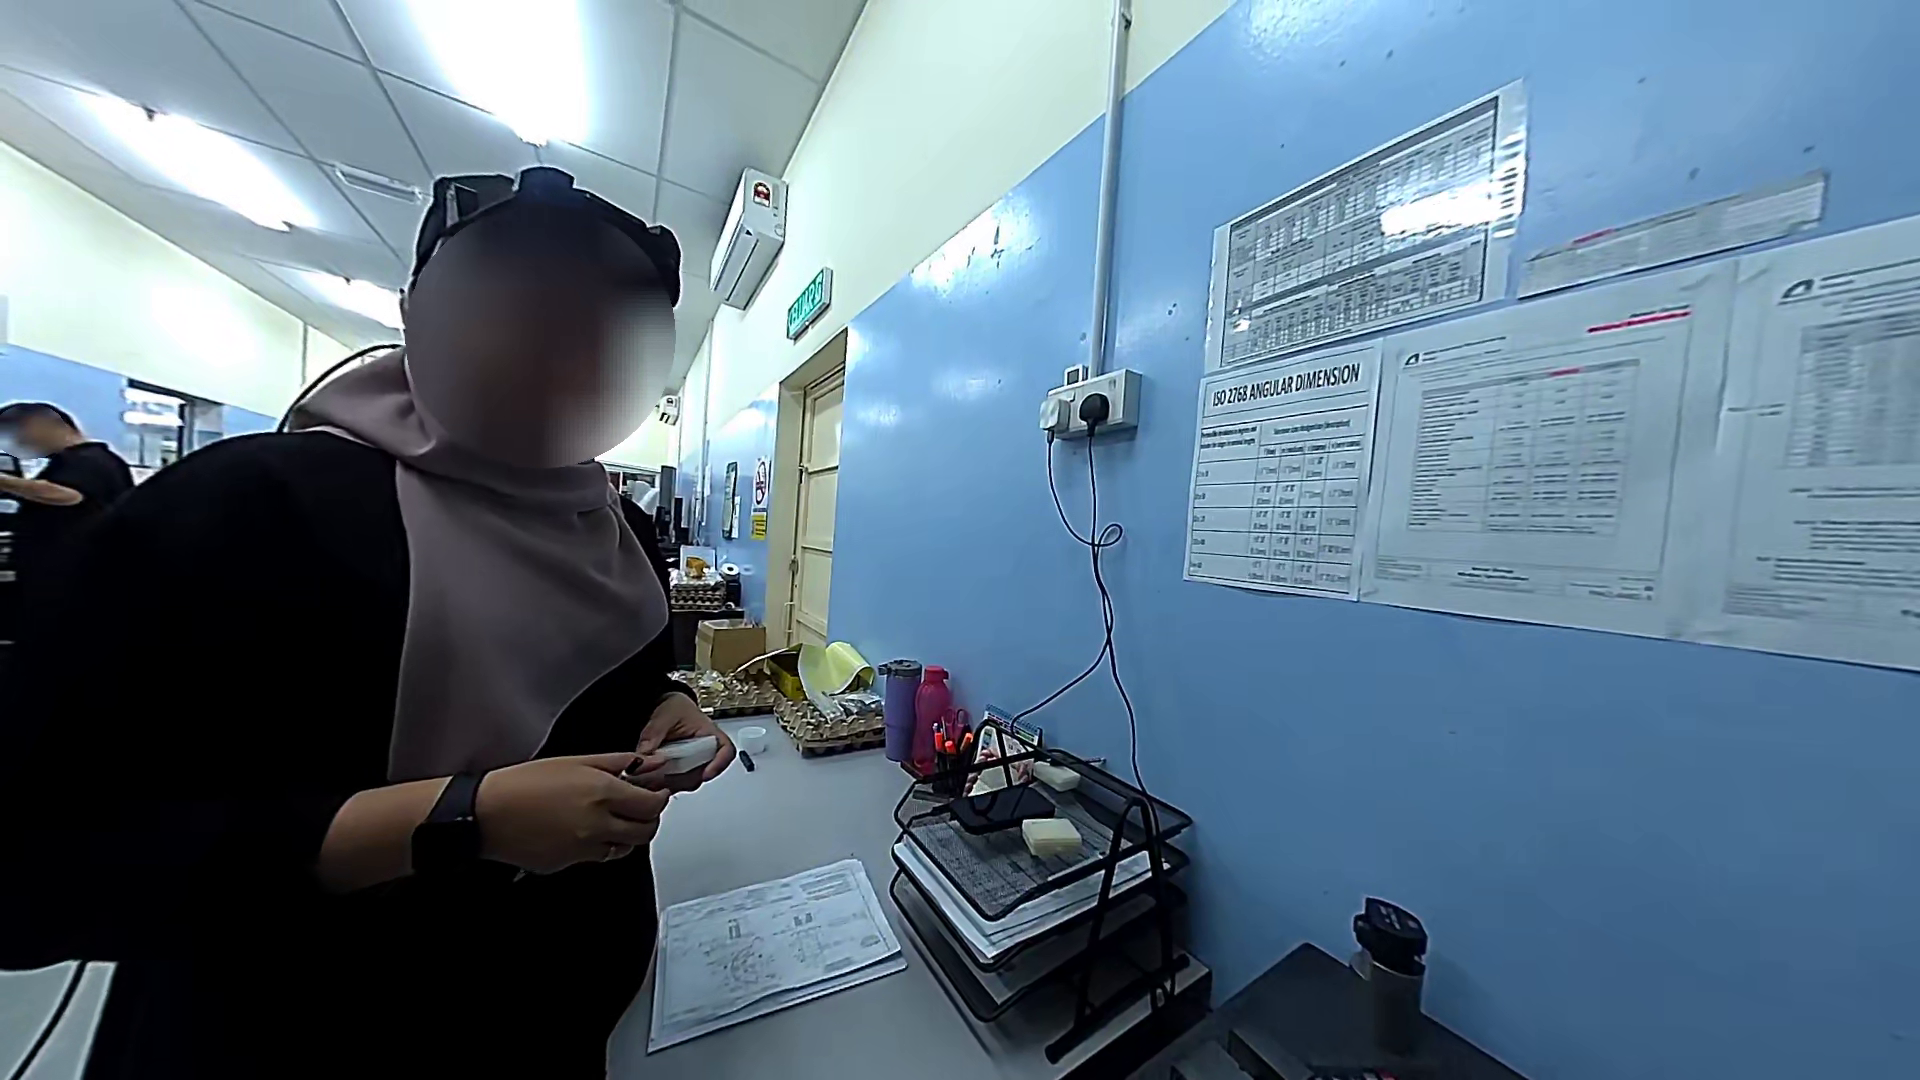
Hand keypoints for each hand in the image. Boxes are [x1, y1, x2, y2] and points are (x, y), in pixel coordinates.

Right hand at [474, 754, 668, 873]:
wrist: (485, 813)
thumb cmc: (528, 781)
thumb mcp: (581, 761)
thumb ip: (623, 762)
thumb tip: (655, 764)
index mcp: (604, 795)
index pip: (652, 806)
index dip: (661, 798)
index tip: (658, 791)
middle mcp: (597, 825)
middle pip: (644, 832)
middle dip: (650, 819)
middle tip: (643, 806)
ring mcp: (580, 850)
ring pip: (623, 849)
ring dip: (628, 835)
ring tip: (618, 818)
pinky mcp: (563, 865)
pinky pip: (595, 858)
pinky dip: (602, 846)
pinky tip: (590, 830)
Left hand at [629, 692, 735, 792]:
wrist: (666, 709)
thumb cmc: (674, 708)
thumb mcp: (664, 717)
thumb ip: (653, 736)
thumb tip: (642, 757)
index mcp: (710, 734)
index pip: (726, 751)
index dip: (719, 764)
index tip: (706, 774)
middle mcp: (706, 752)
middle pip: (704, 772)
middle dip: (683, 778)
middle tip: (661, 776)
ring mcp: (694, 764)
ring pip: (689, 782)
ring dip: (671, 783)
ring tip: (650, 776)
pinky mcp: (681, 772)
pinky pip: (676, 784)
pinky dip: (663, 784)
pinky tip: (649, 777)